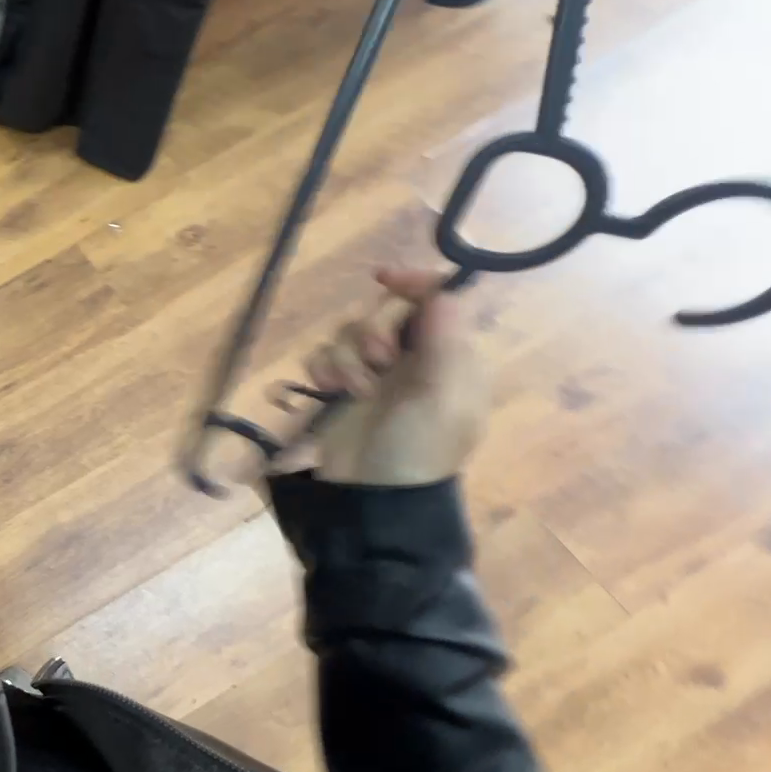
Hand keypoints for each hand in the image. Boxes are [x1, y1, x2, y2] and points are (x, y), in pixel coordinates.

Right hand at [306, 267, 488, 485]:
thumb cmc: (418, 446)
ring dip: (345, 358)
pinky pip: (322, 356)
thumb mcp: (443, 396)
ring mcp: (373, 373)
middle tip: (376, 361)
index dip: (412, 282)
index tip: (382, 278)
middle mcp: (411, 357)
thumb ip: (445, 339)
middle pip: (383, 312)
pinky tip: (327, 390)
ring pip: (348, 334)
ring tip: (351, 390)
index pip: (435, 299)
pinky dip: (321, 369)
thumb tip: (443, 289)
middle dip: (372, 331)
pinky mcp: (338, 388)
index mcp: (449, 355)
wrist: (373, 493)